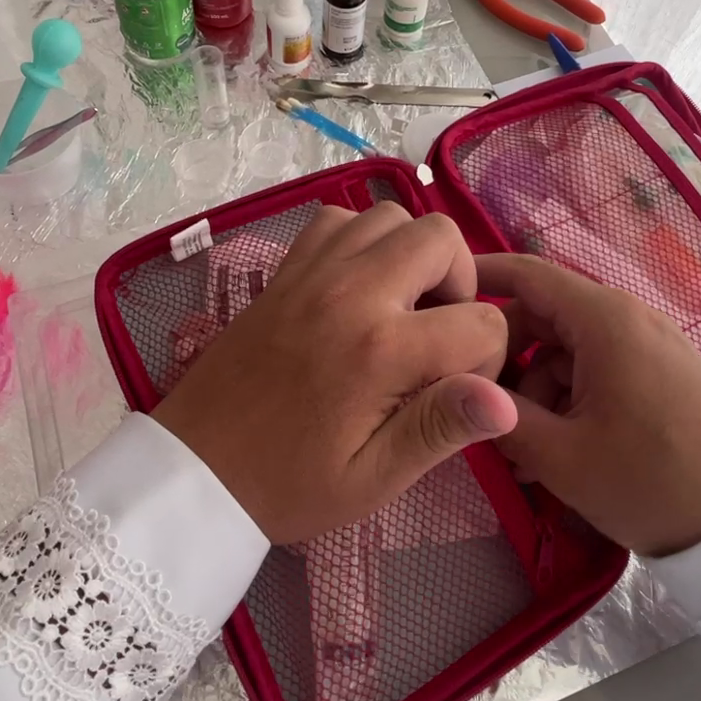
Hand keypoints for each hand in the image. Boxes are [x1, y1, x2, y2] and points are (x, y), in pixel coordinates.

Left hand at [153, 204, 516, 544]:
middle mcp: (350, 292)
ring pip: (390, 215)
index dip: (486, 358)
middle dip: (460, 283)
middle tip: (435, 334)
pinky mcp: (285, 270)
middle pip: (441, 237)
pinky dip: (361, 239)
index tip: (453, 390)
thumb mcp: (372, 478)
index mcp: (381, 350)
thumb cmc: (287, 484)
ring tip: (400, 306)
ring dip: (412, 254)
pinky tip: (357, 285)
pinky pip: (337, 220)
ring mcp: (312, 272)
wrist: (195, 470)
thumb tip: (505, 399)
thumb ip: (440, 428)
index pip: (481, 322)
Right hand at [478, 254, 700, 556]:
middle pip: (541, 315)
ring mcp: (644, 344)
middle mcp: (625, 317)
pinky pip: (593, 369)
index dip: (478, 277)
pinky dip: (566, 398)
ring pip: (564, 349)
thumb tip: (458, 391)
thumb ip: (500, 415)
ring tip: (518, 452)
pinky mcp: (656, 372)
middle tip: (470, 402)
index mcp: (603, 320)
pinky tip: (552, 450)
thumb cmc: (650, 479)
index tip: (435, 295)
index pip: (526, 273)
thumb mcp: (560, 456)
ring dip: (533, 389)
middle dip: (502, 357)